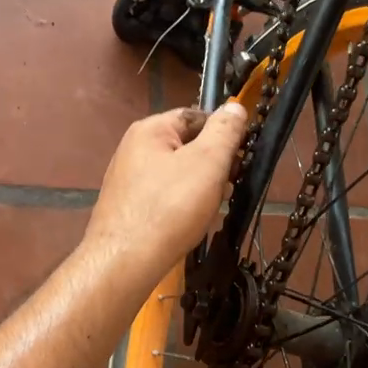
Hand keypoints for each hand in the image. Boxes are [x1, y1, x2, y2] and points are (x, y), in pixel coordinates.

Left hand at [85, 104, 249, 277]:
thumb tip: (234, 106)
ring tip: (214, 206)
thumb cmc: (169, 207)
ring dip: (200, 186)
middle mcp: (134, 148)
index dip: (222, 131)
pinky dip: (182, 203)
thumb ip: (224, 132)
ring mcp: (128, 178)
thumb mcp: (206, 163)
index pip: (195, 116)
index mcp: (150, 130)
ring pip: (177, 173)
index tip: (242, 154)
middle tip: (230, 184)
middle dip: (213, 163)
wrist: (124, 260)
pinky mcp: (128, 205)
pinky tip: (191, 221)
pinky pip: (164, 195)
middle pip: (185, 145)